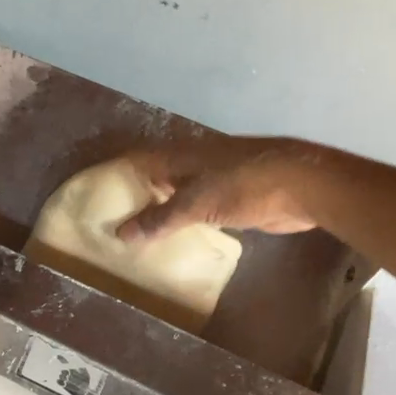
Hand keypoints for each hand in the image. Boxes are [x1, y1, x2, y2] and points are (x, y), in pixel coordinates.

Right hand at [117, 135, 323, 240]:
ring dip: (159, 211)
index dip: (113, 176)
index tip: (92, 197)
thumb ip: (159, 219)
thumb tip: (120, 234)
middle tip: (111, 223)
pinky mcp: (231, 198)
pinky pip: (196, 210)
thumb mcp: (195, 204)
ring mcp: (212, 179)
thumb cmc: (243, 185)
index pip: (134, 162)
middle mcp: (190, 163)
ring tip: (136, 235)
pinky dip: (183, 222)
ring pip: (175, 194)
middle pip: (153, 178)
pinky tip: (174, 239)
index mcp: (177, 155)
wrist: (303, 186)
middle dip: (134, 198)